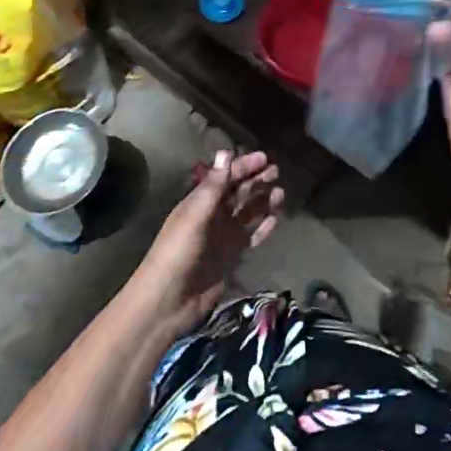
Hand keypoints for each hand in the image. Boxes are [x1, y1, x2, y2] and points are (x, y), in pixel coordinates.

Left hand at [129, 150, 283, 335]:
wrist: (170, 299)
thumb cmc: (178, 252)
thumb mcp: (195, 216)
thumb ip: (213, 186)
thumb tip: (225, 151)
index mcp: (199, 202)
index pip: (225, 177)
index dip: (243, 166)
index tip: (265, 158)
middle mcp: (212, 215)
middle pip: (238, 193)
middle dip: (256, 181)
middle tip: (277, 172)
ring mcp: (223, 236)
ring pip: (247, 214)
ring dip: (263, 202)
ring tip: (281, 194)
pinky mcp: (231, 257)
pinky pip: (251, 237)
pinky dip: (263, 228)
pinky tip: (276, 219)